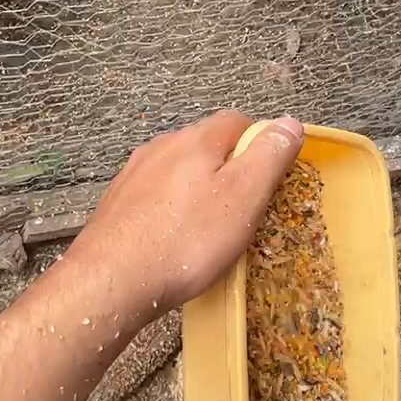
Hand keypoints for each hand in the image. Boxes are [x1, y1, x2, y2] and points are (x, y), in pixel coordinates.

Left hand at [68, 111, 302, 311]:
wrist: (110, 280)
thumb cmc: (185, 240)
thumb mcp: (243, 197)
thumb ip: (269, 156)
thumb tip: (290, 122)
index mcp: (197, 139)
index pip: (238, 121)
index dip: (260, 143)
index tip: (271, 176)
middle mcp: (163, 145)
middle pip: (207, 143)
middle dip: (230, 166)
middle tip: (245, 207)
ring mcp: (136, 172)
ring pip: (180, 169)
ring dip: (199, 187)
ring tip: (210, 226)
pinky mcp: (118, 201)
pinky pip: (156, 194)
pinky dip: (172, 207)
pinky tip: (174, 237)